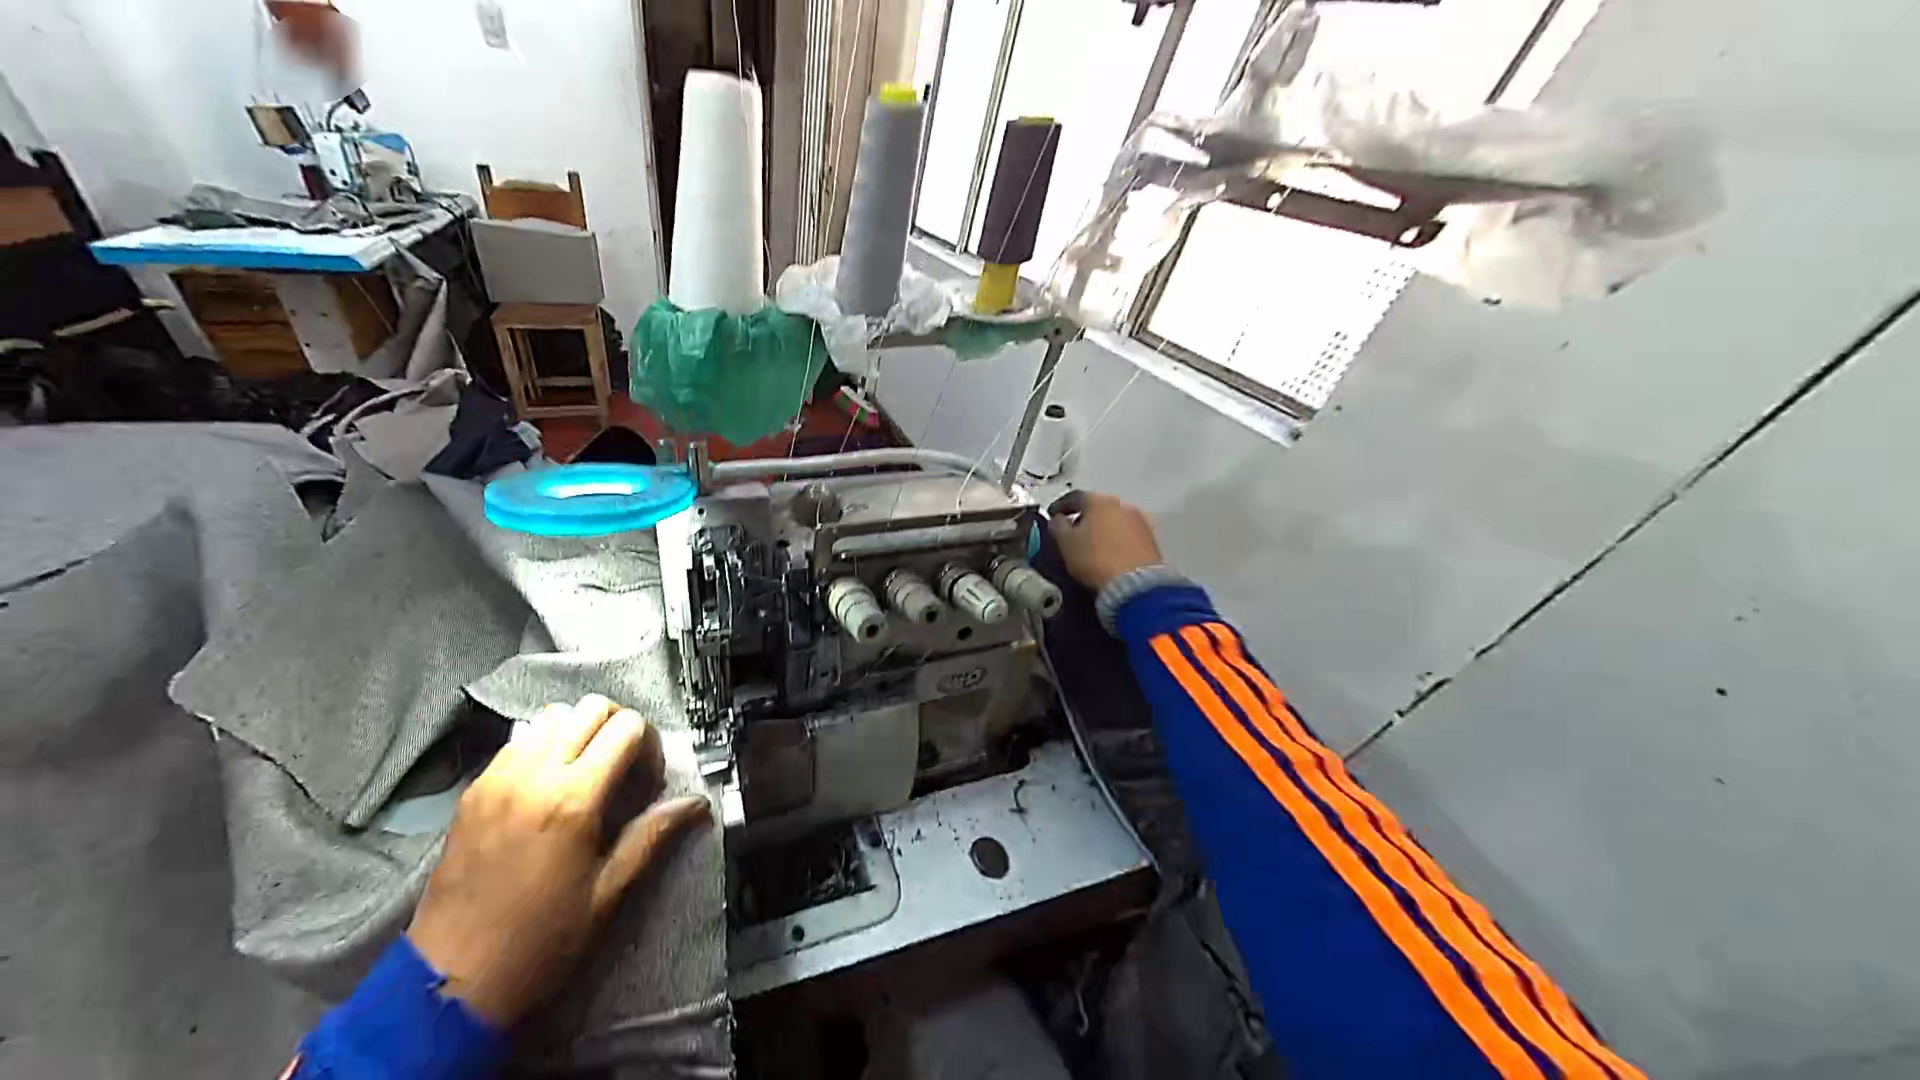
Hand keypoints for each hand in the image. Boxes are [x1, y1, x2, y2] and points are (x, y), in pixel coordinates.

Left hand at [407, 695, 710, 1027]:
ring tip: (585, 769)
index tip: (647, 781)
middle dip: (618, 726)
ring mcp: (497, 779)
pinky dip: (543, 743)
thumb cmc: (539, 940)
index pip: (626, 727)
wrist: (447, 982)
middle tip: (623, 766)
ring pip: (551, 715)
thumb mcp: (607, 892)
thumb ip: (652, 835)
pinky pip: (517, 740)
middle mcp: (533, 776)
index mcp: (573, 799)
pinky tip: (549, 782)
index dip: (649, 745)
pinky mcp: (473, 792)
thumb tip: (695, 804)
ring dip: (578, 730)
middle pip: (589, 708)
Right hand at [1047, 491, 1163, 590]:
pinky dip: (1117, 538)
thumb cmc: (1096, 560)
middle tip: (1072, 531)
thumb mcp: (1066, 544)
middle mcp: (1122, 504)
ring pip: (1114, 519)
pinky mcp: (1151, 538)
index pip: (1074, 497)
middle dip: (1083, 517)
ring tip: (1092, 544)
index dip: (1060, 506)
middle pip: (1097, 506)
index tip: (1053, 515)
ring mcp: (1140, 520)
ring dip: (1102, 527)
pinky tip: (1110, 552)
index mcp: (1098, 501)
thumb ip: (1057, 526)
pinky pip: (1128, 533)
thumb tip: (1057, 520)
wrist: (1135, 584)